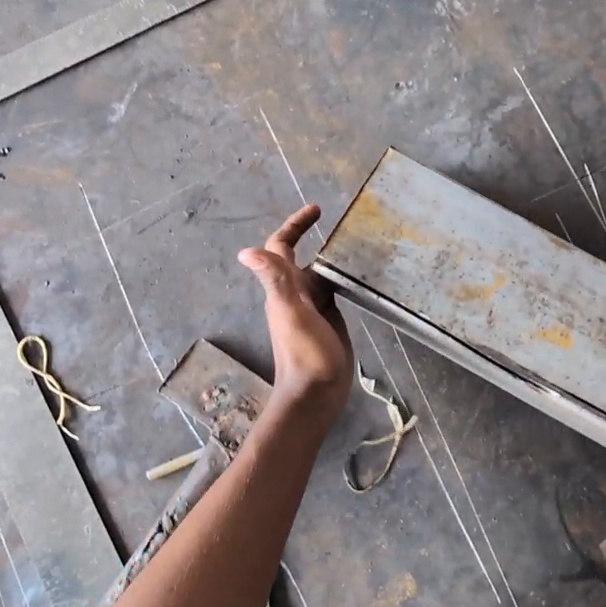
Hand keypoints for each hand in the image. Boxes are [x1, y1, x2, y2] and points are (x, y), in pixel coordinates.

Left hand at [238, 205, 353, 416]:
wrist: (315, 396)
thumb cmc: (305, 356)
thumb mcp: (292, 315)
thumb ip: (275, 283)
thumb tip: (246, 251)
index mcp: (284, 290)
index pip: (282, 248)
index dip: (295, 226)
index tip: (317, 210)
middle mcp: (295, 295)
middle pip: (300, 258)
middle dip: (313, 237)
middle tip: (342, 223)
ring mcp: (312, 310)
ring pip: (318, 274)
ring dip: (330, 258)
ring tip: (356, 244)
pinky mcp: (328, 322)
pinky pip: (332, 292)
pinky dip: (342, 279)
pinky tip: (359, 278)